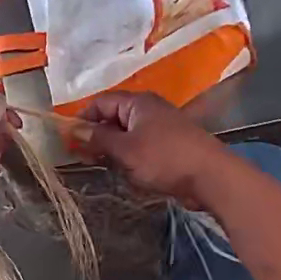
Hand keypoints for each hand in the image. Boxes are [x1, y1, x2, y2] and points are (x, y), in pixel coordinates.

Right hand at [77, 91, 234, 207]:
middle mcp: (149, 110)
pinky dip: (130, 158)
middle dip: (97, 136)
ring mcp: (161, 129)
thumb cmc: (164, 159)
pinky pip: (141, 148)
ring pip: (127, 135)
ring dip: (113, 150)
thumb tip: (73, 129)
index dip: (83, 118)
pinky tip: (126, 173)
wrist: (210, 176)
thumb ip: (98, 138)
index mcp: (138, 103)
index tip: (69, 139)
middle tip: (82, 157)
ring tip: (102, 167)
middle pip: (114, 118)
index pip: (101, 103)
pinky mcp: (170, 148)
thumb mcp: (125, 150)